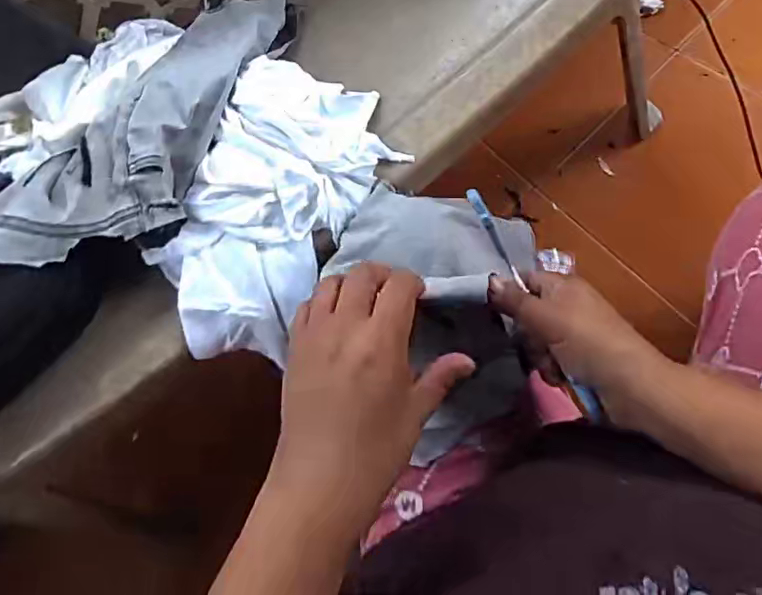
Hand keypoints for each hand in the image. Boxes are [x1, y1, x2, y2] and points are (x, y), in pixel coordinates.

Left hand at [269, 264, 475, 536]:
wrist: (316, 488)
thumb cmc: (375, 452)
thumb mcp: (415, 413)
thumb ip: (440, 377)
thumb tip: (468, 360)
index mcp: (381, 340)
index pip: (399, 284)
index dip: (413, 283)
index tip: (420, 299)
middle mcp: (346, 327)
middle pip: (363, 273)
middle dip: (384, 276)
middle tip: (395, 296)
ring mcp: (314, 336)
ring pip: (331, 283)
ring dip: (351, 285)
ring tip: (364, 304)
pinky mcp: (293, 350)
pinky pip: (306, 306)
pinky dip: (323, 302)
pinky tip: (335, 322)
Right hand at [488, 270, 674, 421]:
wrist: (629, 385)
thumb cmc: (589, 342)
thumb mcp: (548, 318)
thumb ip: (517, 301)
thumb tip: (490, 279)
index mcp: (563, 286)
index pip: (527, 279)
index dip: (511, 294)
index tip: (494, 313)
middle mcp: (567, 305)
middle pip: (528, 314)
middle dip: (527, 335)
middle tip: (536, 345)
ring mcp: (574, 334)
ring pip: (537, 342)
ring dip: (540, 358)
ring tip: (553, 367)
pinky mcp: (578, 359)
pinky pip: (551, 361)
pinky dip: (553, 371)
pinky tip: (561, 380)